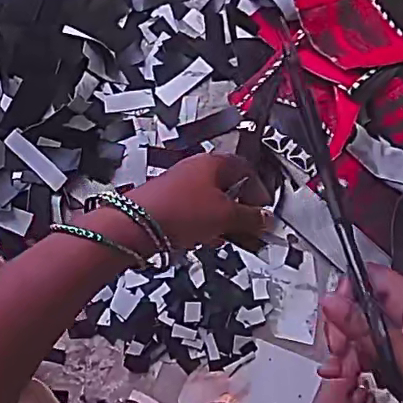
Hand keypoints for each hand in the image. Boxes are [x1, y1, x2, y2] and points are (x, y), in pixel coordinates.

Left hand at [124, 153, 271, 250]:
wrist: (137, 225)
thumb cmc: (176, 210)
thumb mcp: (226, 216)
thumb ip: (251, 218)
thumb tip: (264, 220)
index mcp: (212, 162)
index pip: (246, 169)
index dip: (259, 190)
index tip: (265, 210)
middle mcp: (194, 170)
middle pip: (227, 187)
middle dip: (240, 209)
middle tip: (249, 226)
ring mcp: (178, 187)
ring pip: (209, 202)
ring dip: (221, 220)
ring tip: (226, 236)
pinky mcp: (165, 205)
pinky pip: (191, 214)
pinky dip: (202, 226)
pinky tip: (203, 239)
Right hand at [320, 265, 402, 402]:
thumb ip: (366, 328)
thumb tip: (333, 301)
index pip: (374, 278)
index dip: (349, 290)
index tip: (336, 314)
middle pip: (360, 305)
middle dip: (342, 326)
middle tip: (340, 347)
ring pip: (359, 331)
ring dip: (345, 349)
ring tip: (344, 367)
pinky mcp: (398, 364)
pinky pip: (365, 353)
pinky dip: (351, 363)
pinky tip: (346, 374)